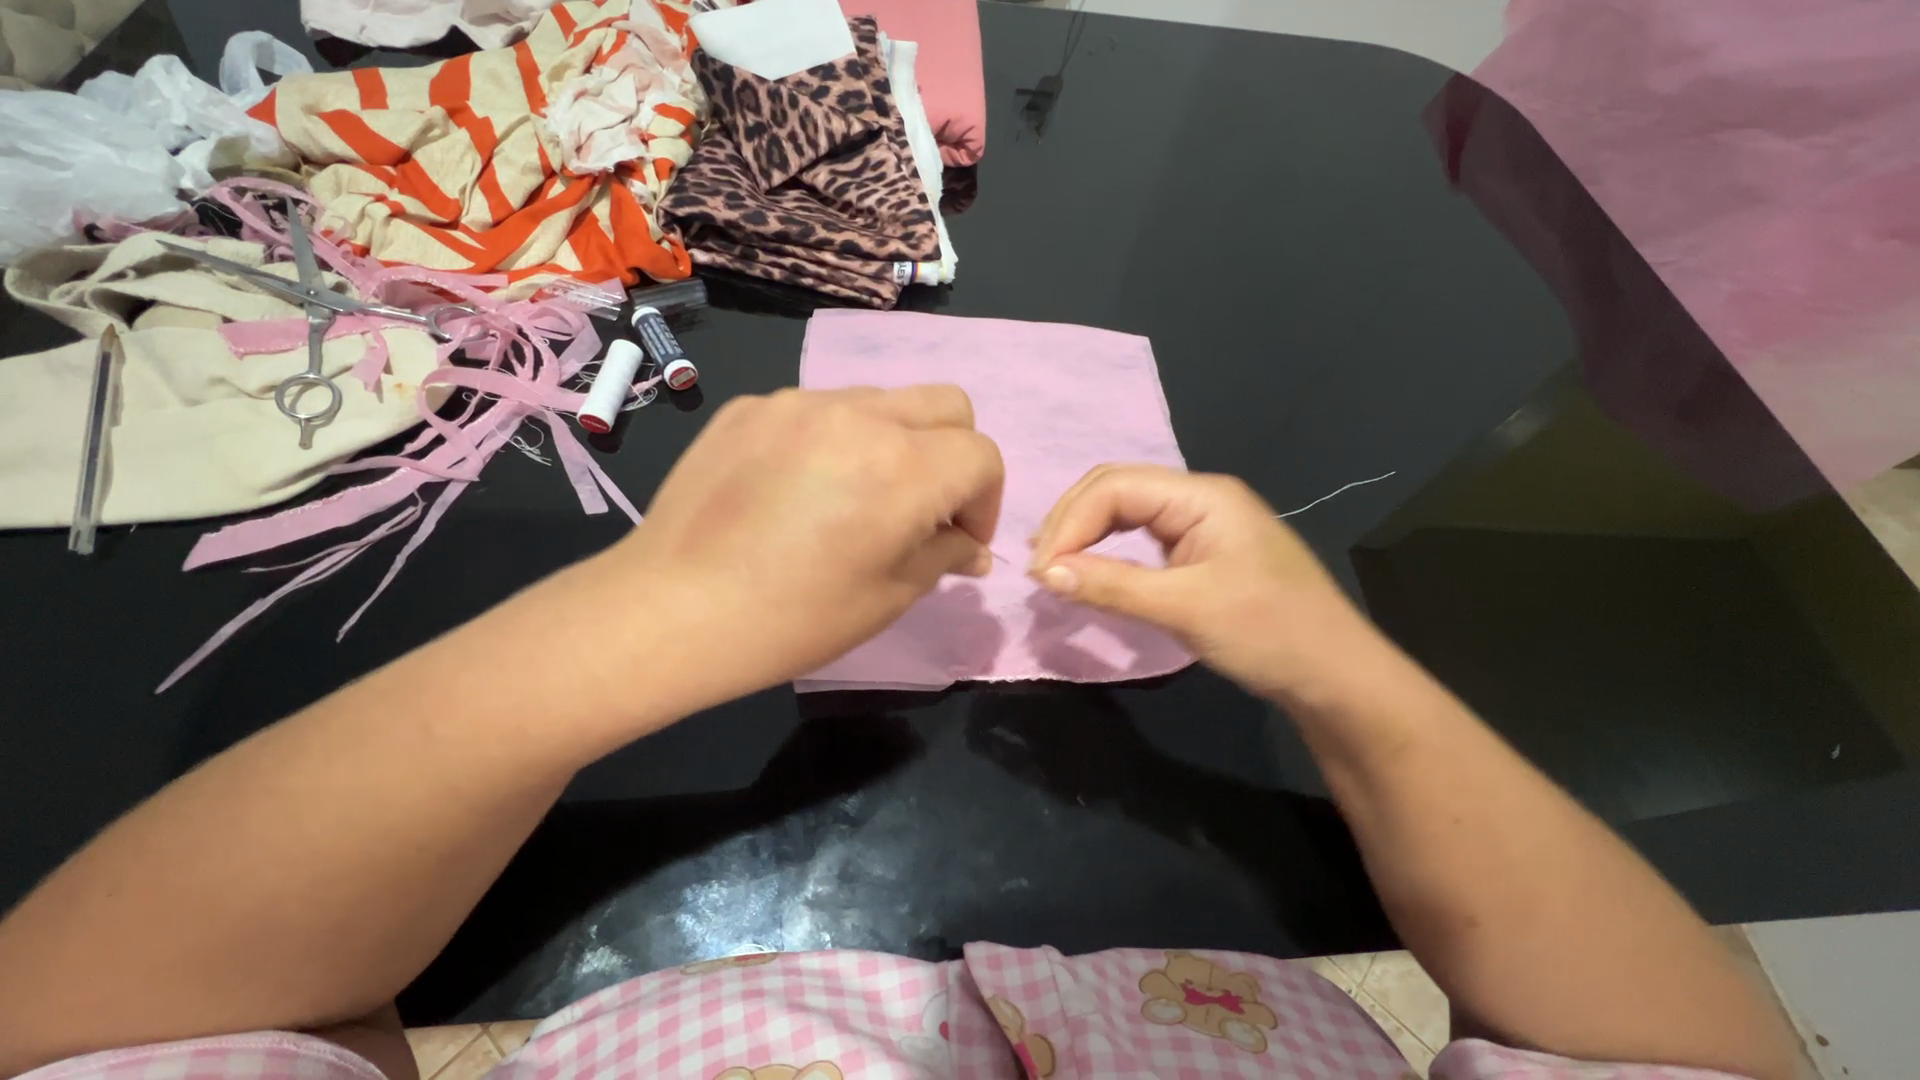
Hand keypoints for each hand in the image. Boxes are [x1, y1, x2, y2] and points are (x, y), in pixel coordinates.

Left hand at [577, 386, 1002, 717]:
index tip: (959, 541)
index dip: (985, 501)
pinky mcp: (751, 407)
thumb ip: (943, 555)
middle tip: (925, 507)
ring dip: (895, 442)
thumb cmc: (793, 619)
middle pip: (947, 405)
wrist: (671, 610)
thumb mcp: (888, 597)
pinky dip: (833, 440)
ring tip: (856, 496)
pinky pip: (818, 409)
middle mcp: (859, 415)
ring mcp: (799, 403)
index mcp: (904, 467)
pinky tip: (796, 489)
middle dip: (955, 454)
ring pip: (882, 400)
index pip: (981, 455)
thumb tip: (970, 547)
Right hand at [1026, 465, 1377, 702]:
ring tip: (1054, 569)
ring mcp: (1202, 523)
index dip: (1069, 523)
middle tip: (1040, 570)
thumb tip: (1044, 574)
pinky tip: (1090, 571)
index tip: (1041, 571)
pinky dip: (1108, 551)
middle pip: (1116, 490)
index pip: (1114, 487)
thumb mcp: (1185, 609)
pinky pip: (1141, 537)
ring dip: (1086, 535)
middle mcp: (1199, 498)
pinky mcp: (1201, 552)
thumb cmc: (1269, 633)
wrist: (1335, 675)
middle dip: (1071, 523)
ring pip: (1126, 512)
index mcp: (1202, 495)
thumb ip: (1112, 585)